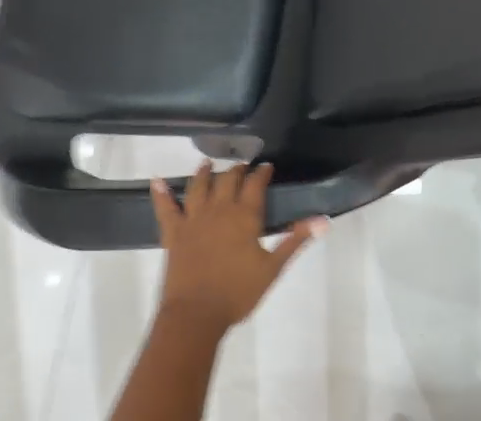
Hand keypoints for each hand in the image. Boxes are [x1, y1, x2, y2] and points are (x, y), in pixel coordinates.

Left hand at [149, 162, 327, 338]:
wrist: (194, 316)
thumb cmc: (237, 293)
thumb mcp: (273, 268)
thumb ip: (296, 240)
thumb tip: (324, 220)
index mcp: (245, 216)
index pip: (256, 184)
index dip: (262, 172)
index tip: (267, 166)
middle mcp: (219, 210)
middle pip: (228, 180)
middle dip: (237, 170)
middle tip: (243, 166)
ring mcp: (193, 220)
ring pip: (199, 187)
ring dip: (203, 173)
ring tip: (207, 163)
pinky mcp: (173, 234)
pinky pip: (165, 209)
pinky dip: (161, 194)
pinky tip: (157, 181)